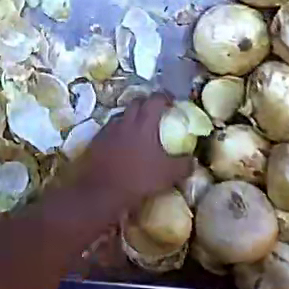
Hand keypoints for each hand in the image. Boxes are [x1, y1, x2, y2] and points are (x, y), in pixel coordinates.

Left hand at [66, 94, 192, 215]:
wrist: (100, 191)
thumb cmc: (138, 179)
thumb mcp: (168, 175)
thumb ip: (184, 165)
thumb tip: (192, 160)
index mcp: (144, 123)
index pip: (155, 99)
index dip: (164, 97)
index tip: (171, 102)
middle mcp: (125, 121)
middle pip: (136, 102)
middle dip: (146, 103)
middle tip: (155, 112)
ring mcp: (107, 130)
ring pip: (121, 116)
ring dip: (131, 118)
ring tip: (138, 128)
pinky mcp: (95, 142)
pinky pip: (109, 130)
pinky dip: (117, 133)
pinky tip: (120, 145)